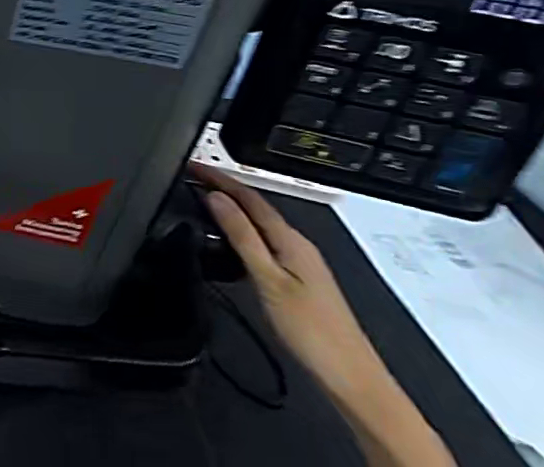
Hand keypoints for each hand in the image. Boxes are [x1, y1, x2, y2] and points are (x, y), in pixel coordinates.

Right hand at [190, 163, 387, 399]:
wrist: (351, 378)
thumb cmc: (311, 331)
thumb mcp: (269, 280)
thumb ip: (242, 237)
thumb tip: (216, 198)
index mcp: (290, 239)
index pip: (248, 196)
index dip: (218, 178)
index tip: (192, 165)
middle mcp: (297, 244)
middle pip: (255, 205)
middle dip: (223, 189)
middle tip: (192, 180)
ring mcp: (301, 261)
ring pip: (260, 224)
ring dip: (232, 209)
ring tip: (204, 204)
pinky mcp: (300, 279)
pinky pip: (265, 242)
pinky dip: (242, 232)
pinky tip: (231, 244)